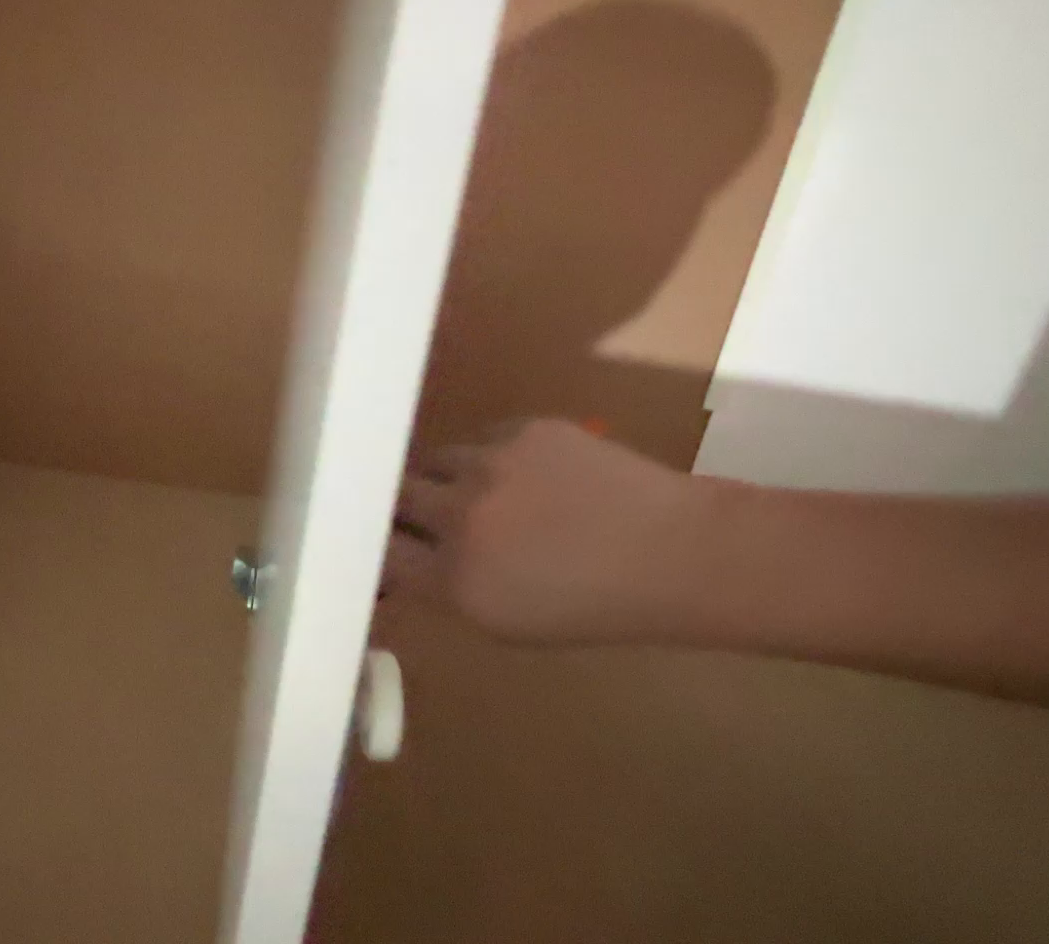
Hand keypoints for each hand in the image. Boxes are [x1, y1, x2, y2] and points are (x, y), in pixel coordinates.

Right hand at [384, 418, 726, 643]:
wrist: (671, 551)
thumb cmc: (592, 605)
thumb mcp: (506, 622)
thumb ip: (447, 590)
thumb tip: (406, 562)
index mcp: (456, 577)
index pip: (380, 550)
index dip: (377, 545)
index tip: (383, 543)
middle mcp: (462, 513)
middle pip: (393, 494)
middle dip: (397, 504)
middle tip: (417, 512)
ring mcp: (492, 462)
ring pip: (435, 459)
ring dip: (442, 478)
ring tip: (476, 492)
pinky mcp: (525, 427)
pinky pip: (481, 438)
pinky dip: (487, 458)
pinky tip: (522, 476)